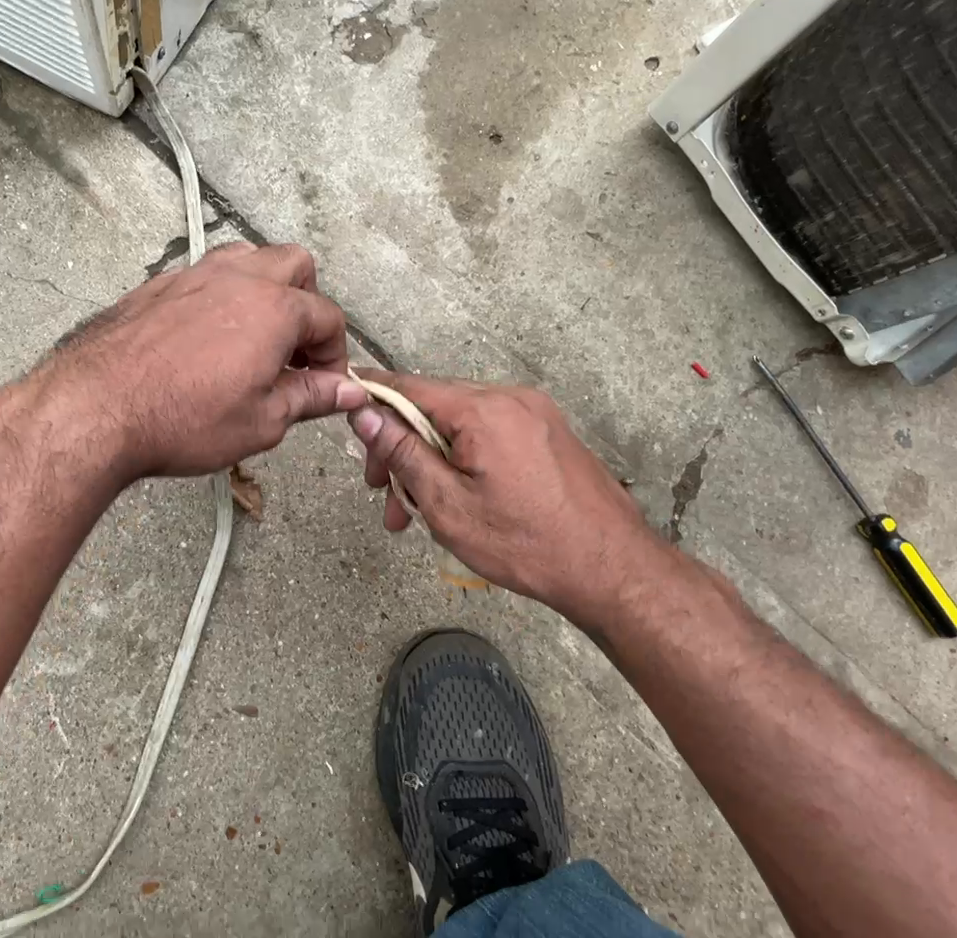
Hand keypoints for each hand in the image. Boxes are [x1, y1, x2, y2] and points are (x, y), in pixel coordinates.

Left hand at [40, 243, 368, 478]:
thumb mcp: (261, 422)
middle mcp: (238, 279)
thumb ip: (309, 398)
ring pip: (247, 257)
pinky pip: (203, 274)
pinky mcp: (158, 286)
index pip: (328, 318)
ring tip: (253, 336)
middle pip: (295, 265)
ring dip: (263, 287)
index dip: (334, 354)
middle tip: (294, 350)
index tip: (325, 384)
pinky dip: (219, 295)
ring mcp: (194, 276)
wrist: (99, 407)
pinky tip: (205, 338)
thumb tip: (345, 392)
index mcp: (275, 309)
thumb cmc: (181, 418)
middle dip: (307, 302)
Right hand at [347, 369, 671, 622]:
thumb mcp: (447, 504)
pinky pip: (488, 435)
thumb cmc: (525, 543)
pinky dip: (461, 461)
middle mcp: (510, 398)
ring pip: (459, 426)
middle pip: (433, 408)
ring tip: (415, 514)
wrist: (613, 570)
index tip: (343, 411)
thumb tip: (364, 412)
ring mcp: (534, 414)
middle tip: (384, 495)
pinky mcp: (547, 433)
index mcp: (483, 410)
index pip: (408, 385)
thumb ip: (402, 452)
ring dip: (430, 462)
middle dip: (401, 449)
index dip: (371, 397)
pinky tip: (454, 500)